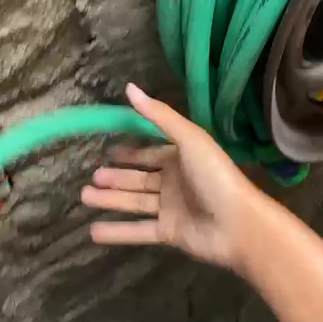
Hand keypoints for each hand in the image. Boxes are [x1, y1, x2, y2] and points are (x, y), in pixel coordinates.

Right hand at [81, 83, 273, 272]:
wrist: (238, 223)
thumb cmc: (215, 176)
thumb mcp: (189, 139)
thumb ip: (159, 115)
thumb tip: (129, 88)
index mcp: (181, 158)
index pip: (150, 154)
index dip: (130, 154)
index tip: (107, 152)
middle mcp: (175, 182)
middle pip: (138, 179)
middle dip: (115, 178)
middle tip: (91, 178)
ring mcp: (171, 209)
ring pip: (134, 203)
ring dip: (110, 201)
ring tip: (84, 197)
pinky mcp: (170, 233)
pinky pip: (139, 231)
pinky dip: (117, 232)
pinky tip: (93, 232)